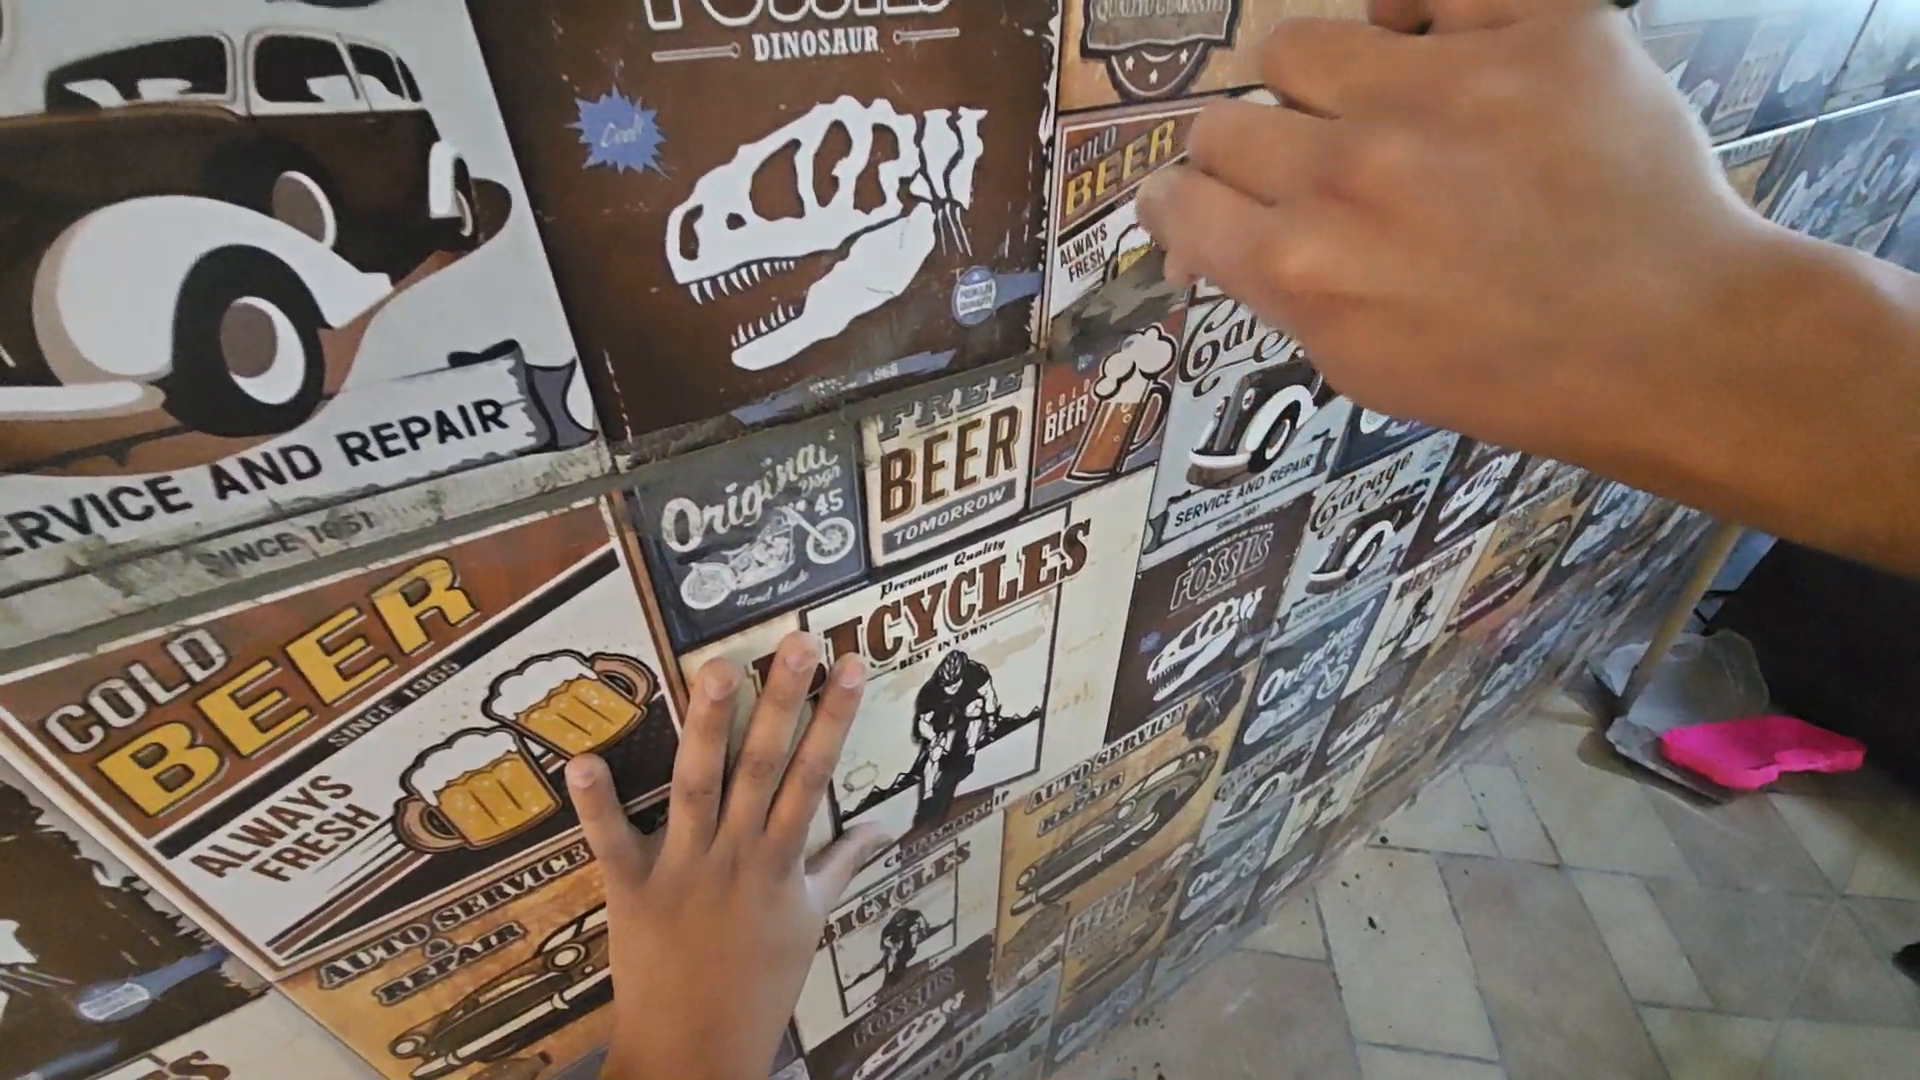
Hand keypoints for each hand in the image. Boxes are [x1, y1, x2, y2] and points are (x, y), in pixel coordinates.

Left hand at [566, 632, 893, 1079]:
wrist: (698, 1054)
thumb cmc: (762, 982)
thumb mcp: (814, 918)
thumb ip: (846, 862)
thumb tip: (888, 827)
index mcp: (784, 859)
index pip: (816, 773)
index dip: (836, 717)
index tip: (850, 665)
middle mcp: (738, 852)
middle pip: (763, 765)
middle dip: (782, 700)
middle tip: (795, 642)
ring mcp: (684, 868)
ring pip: (699, 785)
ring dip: (708, 726)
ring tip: (718, 669)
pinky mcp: (632, 891)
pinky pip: (612, 843)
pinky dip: (597, 804)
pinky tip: (581, 758)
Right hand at [1137, 0, 1757, 461]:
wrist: (1652, 337)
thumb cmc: (1478, 370)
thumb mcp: (1342, 359)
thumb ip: (1263, 286)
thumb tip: (1198, 236)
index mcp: (1295, 264)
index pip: (1175, 198)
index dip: (1170, 201)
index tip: (1188, 204)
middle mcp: (1345, 171)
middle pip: (1219, 122)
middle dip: (1231, 156)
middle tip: (1279, 174)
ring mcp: (1439, 91)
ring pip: (1292, 43)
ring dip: (1299, 85)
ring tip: (1349, 111)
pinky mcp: (1536, 31)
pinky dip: (1406, 13)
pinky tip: (1423, 51)